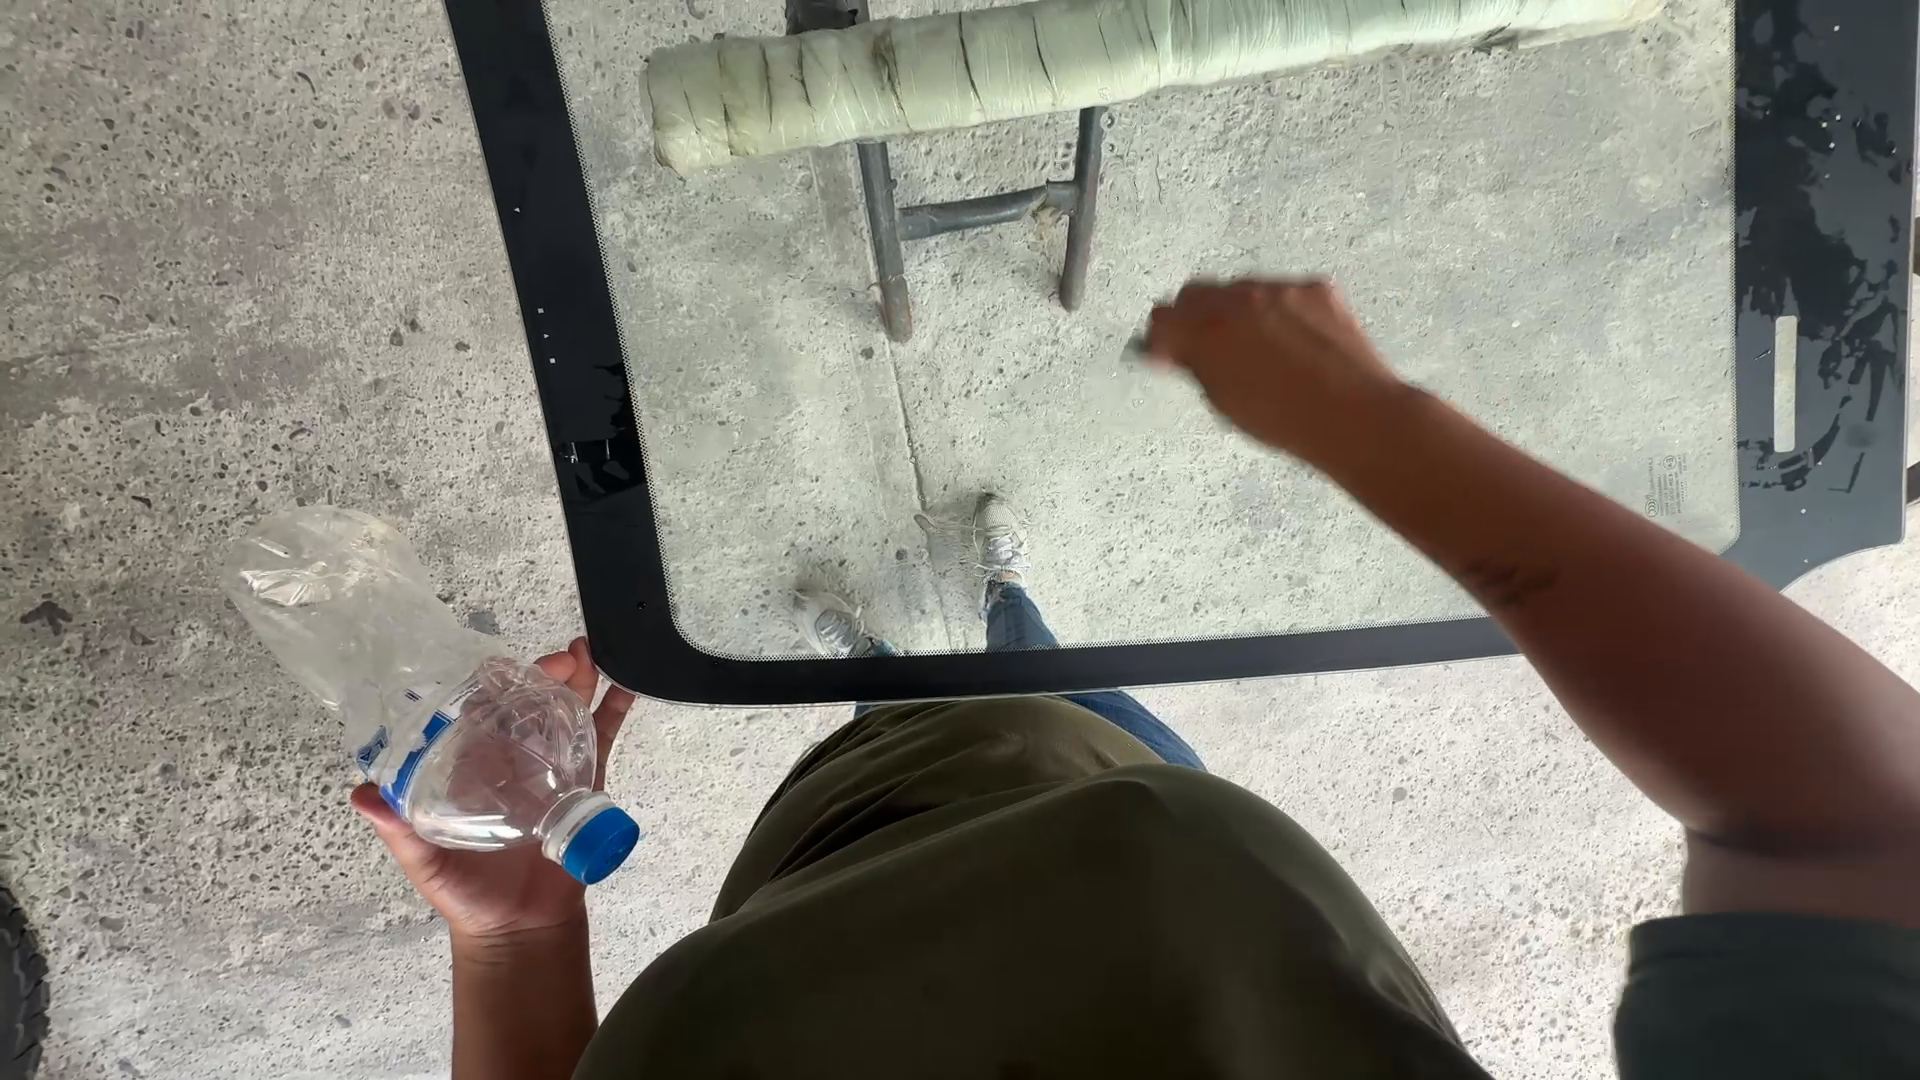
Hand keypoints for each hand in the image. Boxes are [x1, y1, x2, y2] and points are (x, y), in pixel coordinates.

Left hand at [352, 637, 636, 943]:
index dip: (499, 683)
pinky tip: (628, 687)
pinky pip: (604, 739)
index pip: (486, 711)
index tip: (510, 665)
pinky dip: (616, 711)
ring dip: (584, 680)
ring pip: (571, 711)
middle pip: (535, 702)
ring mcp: (555, 766)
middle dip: (551, 672)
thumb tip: (362, 792)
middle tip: (567, 656)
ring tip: (592, 654)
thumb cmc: (469, 893)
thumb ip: (401, 829)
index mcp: (476, 767)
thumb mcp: (426, 861)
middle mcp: (517, 758)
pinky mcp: (589, 780)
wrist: (522, 925)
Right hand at [1144, 278, 1406, 461]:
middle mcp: (1239, 300)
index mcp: (1207, 332)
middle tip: (1199, 346)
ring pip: (1239, 289)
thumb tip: (1175, 352)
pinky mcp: (1314, 289)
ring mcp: (1279, 290)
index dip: (1159, 338)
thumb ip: (1192, 366)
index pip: (1162, 318)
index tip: (1162, 351)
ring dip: (1236, 312)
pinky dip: (1276, 310)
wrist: (1350, 413)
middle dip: (1192, 317)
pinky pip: (1281, 290)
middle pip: (1195, 293)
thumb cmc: (1286, 418)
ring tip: (1252, 349)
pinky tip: (1288, 342)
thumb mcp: (1220, 400)